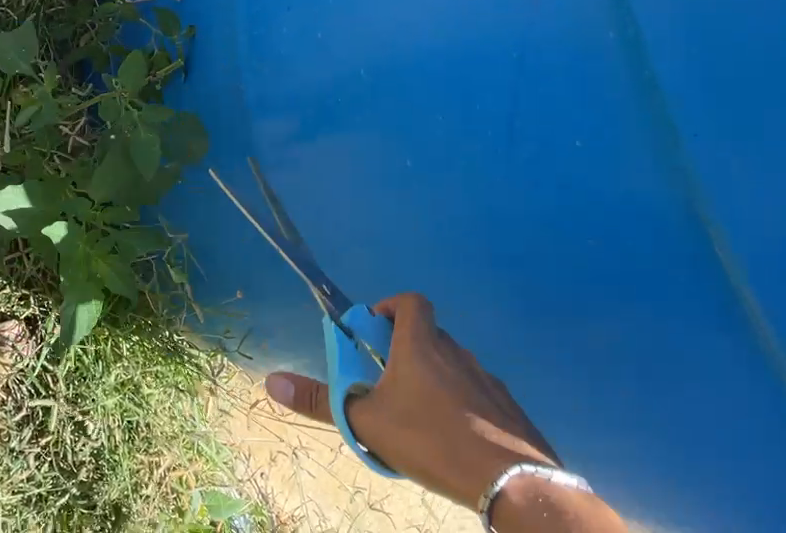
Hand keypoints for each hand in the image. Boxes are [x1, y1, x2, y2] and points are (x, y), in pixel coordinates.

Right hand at [265, 292, 621, 532]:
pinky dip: (465, 405)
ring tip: (420, 413)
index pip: (411, 302)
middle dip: (408, 347)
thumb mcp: (367, 422)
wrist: (514, 483)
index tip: (375, 327)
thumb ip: (320, 402)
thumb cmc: (431, 440)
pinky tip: (455, 438)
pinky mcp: (513, 411)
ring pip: (456, 367)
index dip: (391, 306)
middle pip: (431, 334)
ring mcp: (490, 382)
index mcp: (421, 346)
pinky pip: (481, 396)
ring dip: (437, 378)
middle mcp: (457, 354)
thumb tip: (271, 381)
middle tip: (387, 378)